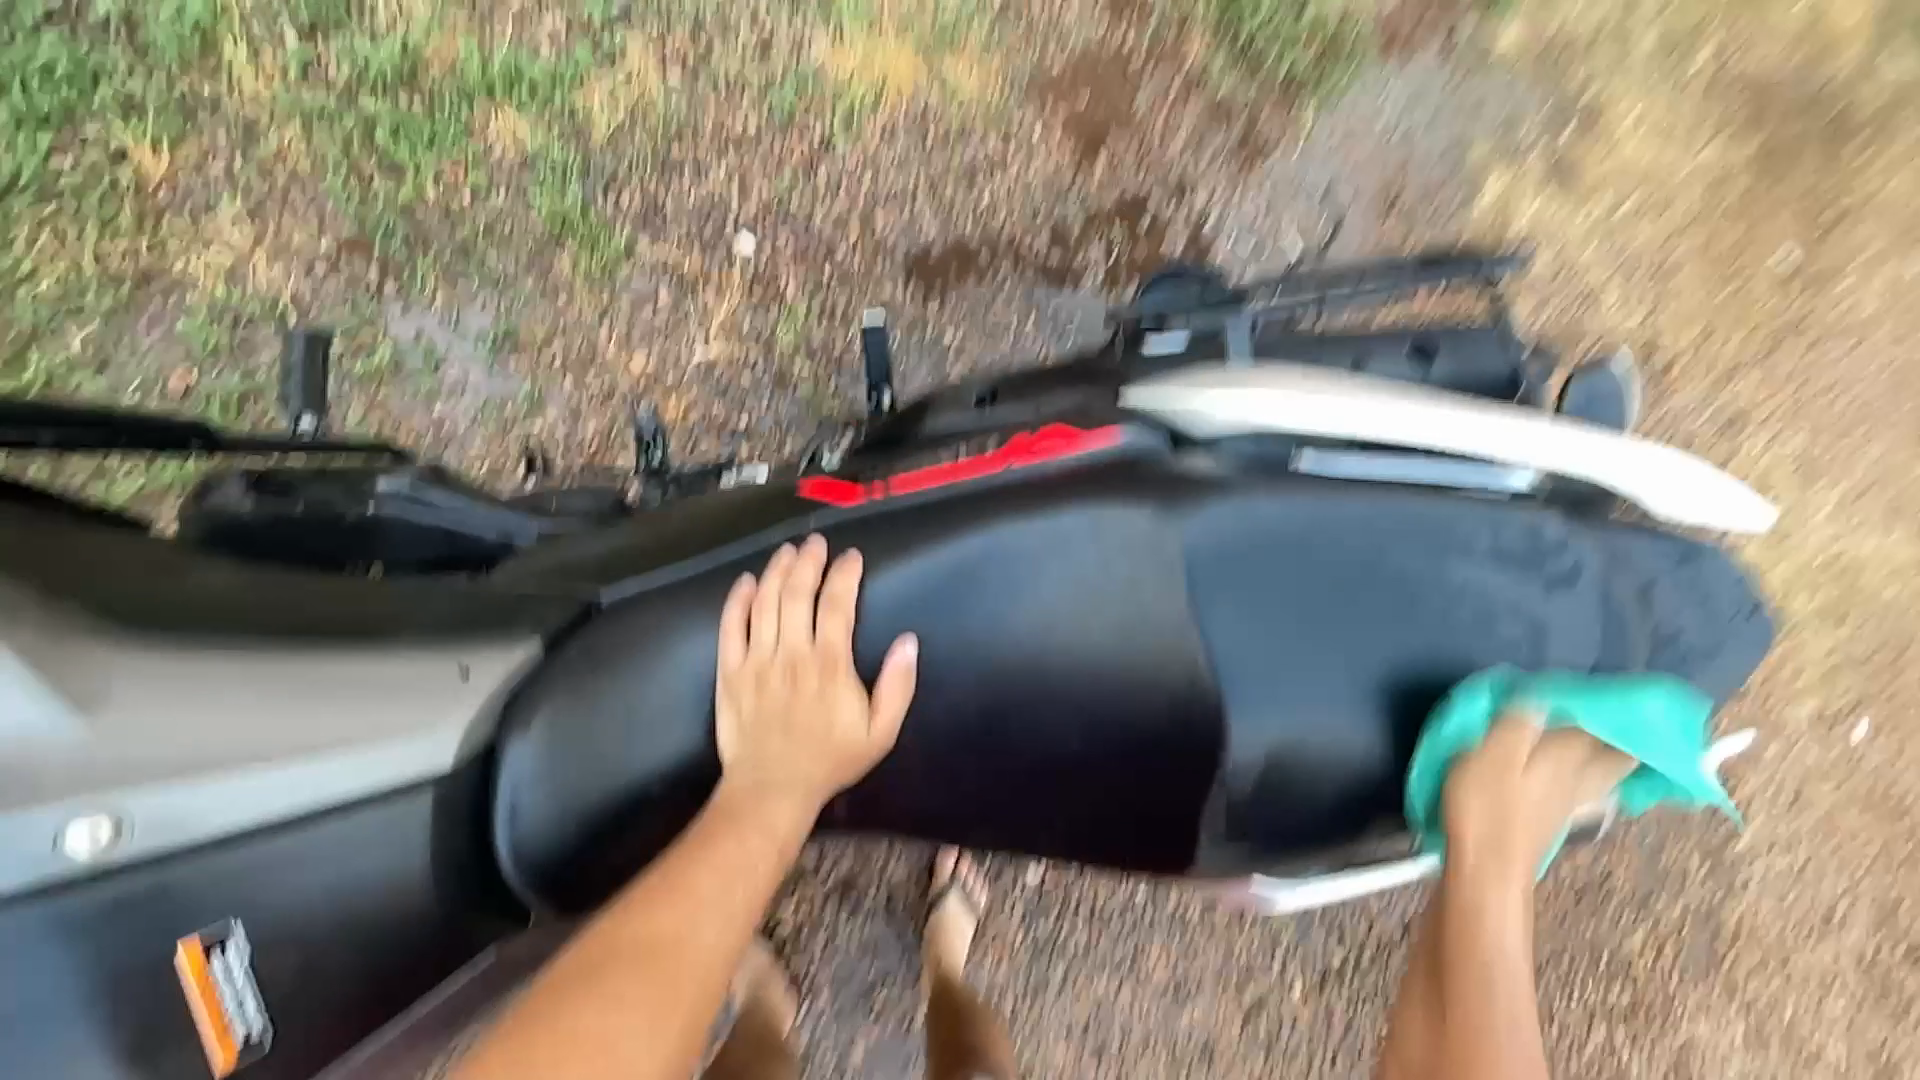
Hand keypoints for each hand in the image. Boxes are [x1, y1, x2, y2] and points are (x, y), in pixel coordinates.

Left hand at [713, 534, 919, 815]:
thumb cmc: (830, 760)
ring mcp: (757, 661)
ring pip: (764, 603)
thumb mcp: (880, 733)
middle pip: (797, 593)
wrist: (771, 790)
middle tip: (816, 542)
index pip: (838, 604)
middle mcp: (792, 654)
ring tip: (788, 551)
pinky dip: (736, 601)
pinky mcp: (730, 672)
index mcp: (829, 664)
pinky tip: (745, 582)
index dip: (845, 574)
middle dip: (808, 561)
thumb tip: (909, 641)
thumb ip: (898, 686)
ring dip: (776, 571)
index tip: (852, 556)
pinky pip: (730, 628)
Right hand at [1441, 710, 1635, 888]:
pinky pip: (1593, 789)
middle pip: (1616, 752)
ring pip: (1609, 773)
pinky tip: (1593, 778)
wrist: (1490, 868)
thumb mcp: (1489, 756)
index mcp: (1565, 756)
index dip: (1606, 704)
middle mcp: (1580, 776)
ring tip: (1621, 743)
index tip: (1615, 688)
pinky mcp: (1560, 818)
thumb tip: (1541, 697)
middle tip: (1633, 717)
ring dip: (1618, 756)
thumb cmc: (1485, 807)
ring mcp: (1574, 801)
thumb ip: (1516, 724)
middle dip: (1628, 734)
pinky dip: (1599, 777)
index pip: (1596, 724)